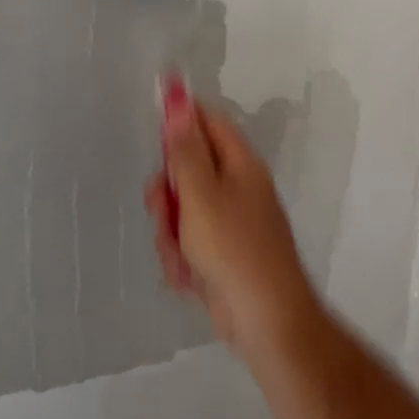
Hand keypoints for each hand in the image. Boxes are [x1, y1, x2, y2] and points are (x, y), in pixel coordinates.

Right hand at [144, 79, 319, 354]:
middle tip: (162, 209)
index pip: (207, 121)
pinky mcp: (221, 255)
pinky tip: (187, 278)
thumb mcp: (199, 194)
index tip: (153, 130)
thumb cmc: (232, 249)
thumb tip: (178, 98)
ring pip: (181, 210)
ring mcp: (230, 223)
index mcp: (240, 165)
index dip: (179, 118)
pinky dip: (182, 258)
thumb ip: (184, 148)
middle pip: (187, 169)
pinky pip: (188, 242)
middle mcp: (237, 188)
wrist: (265, 320)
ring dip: (170, 233)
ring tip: (180, 256)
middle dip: (166, 192)